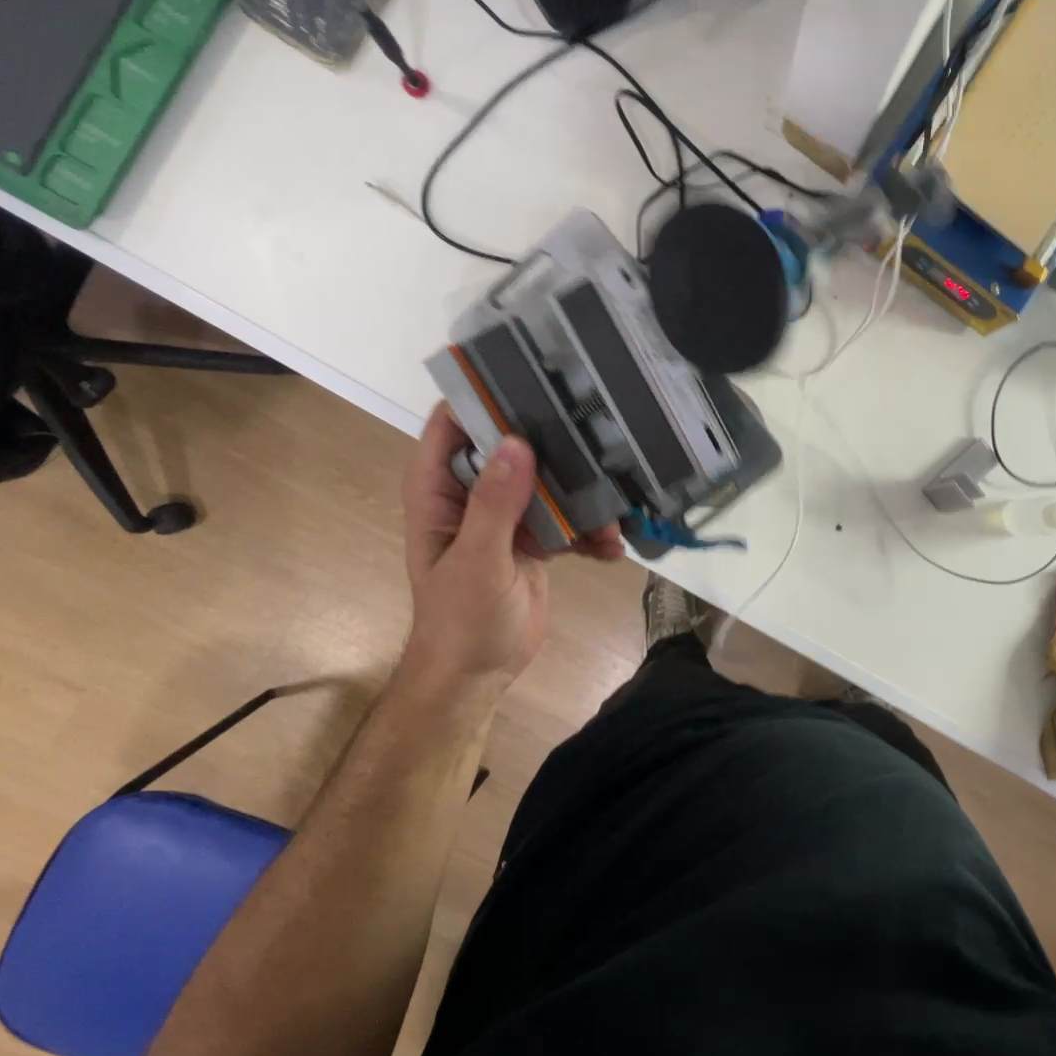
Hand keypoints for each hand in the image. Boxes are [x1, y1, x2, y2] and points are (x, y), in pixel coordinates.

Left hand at [399, 405, 622, 687]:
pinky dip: (590, 533)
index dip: (488, 397)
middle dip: (554, 444)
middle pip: (512, 447)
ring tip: (615, 512)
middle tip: (599, 433)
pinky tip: (612, 548)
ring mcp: (506, 516)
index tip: (536, 380)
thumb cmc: (461, 620)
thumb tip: (519, 442)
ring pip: (548, 483)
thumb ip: (495, 504)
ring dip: (583, 496)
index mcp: (440, 489)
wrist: (478, 675)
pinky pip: (567, 521)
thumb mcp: (478, 562)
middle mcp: (472, 493)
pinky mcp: (534, 540)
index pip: (455, 424)